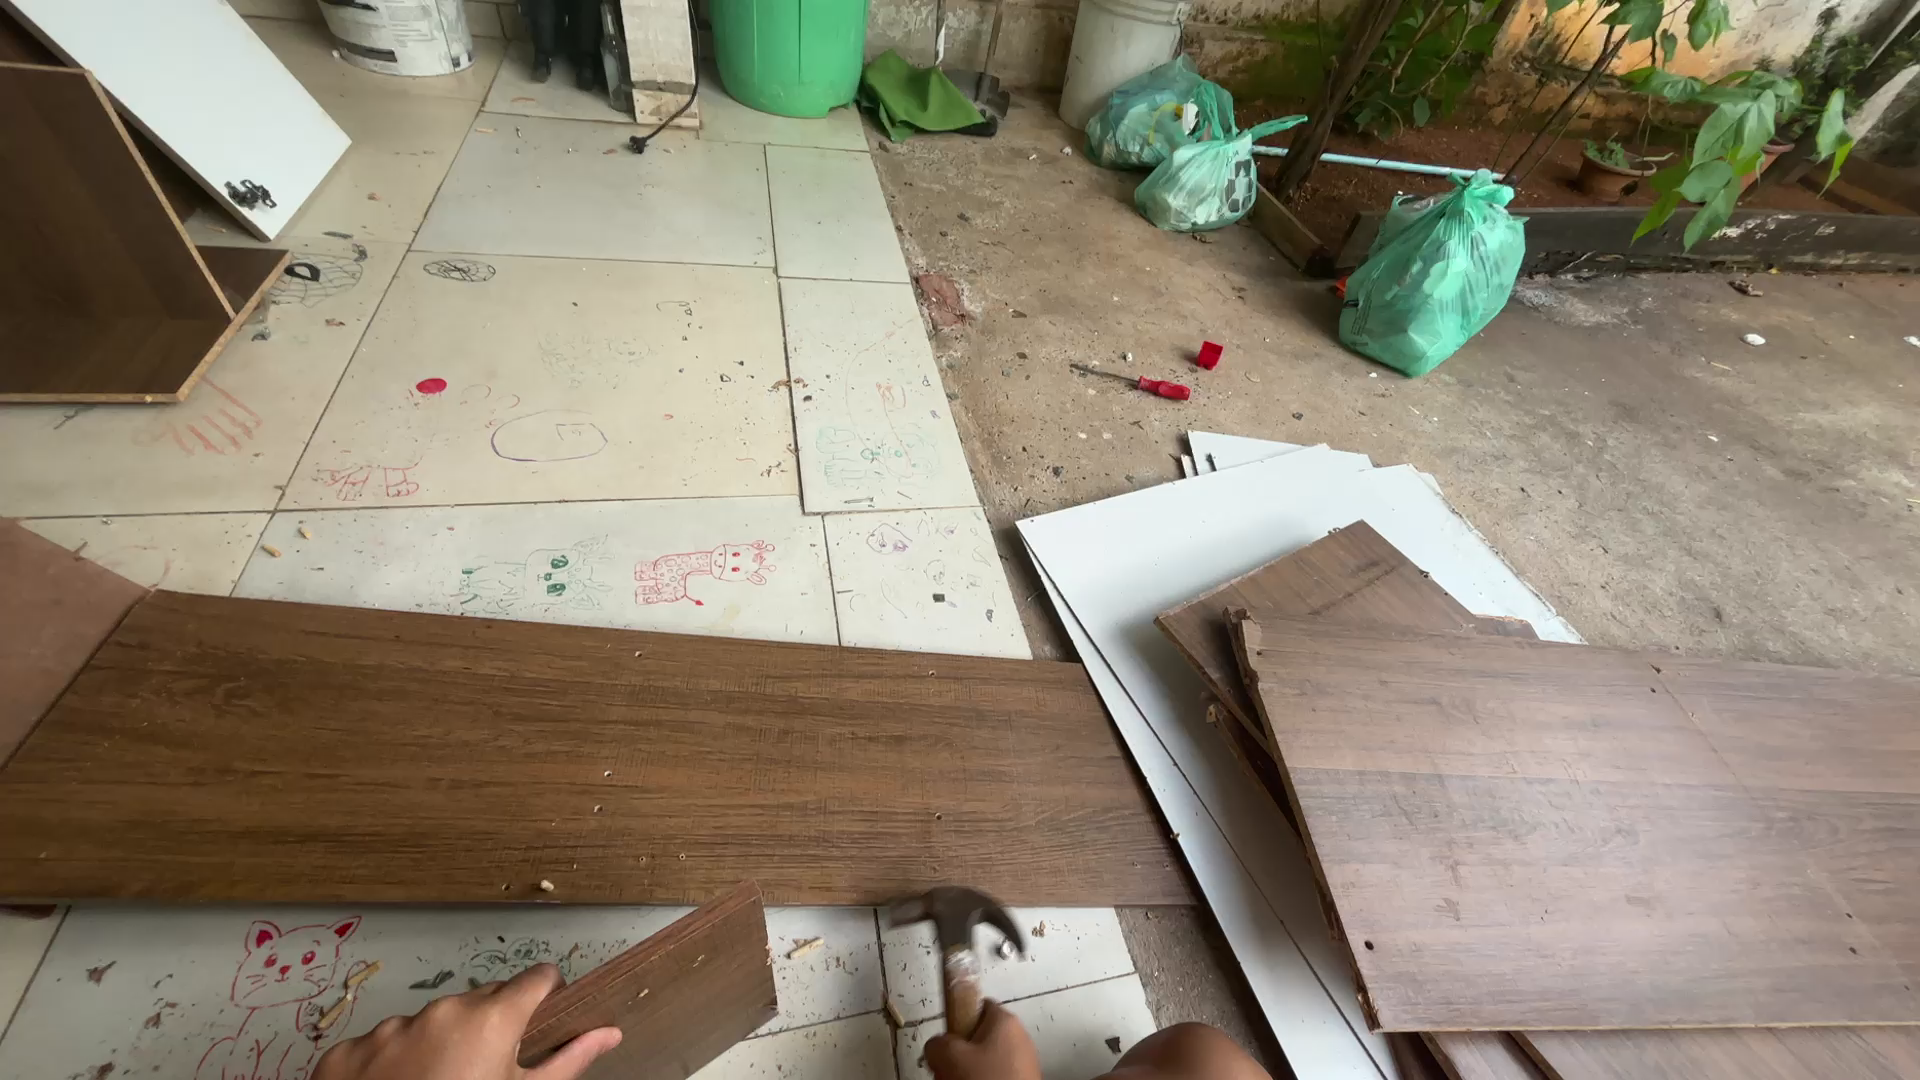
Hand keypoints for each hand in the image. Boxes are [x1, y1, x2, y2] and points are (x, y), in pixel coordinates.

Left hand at [312, 964, 620, 1079]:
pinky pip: (377, 1045)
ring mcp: (389, 1028)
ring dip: (436, 1043)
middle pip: (484, 999)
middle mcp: (445, 1008)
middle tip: (479, 1071)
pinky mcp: (342, 1052)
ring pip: (431, 1020)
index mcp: (494, 1016)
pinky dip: (385, 1064)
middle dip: (488, 1024)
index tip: (538, 1022)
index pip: (539, 976)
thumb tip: (613, 1031)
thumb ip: (569, 1060)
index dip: (545, 995)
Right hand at [925, 1002, 1040, 1079]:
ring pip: (984, 1062)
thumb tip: (936, 1046)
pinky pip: (994, 1076)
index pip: (975, 1006)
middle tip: (946, 1072)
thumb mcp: (949, 1056)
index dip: (956, 1020)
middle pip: (977, 1038)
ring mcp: (1023, 1063)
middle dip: (958, 1056)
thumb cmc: (984, 1079)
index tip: (945, 1042)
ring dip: (966, 1073)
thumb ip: (936, 1043)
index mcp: (1005, 1019)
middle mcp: (1018, 1036)